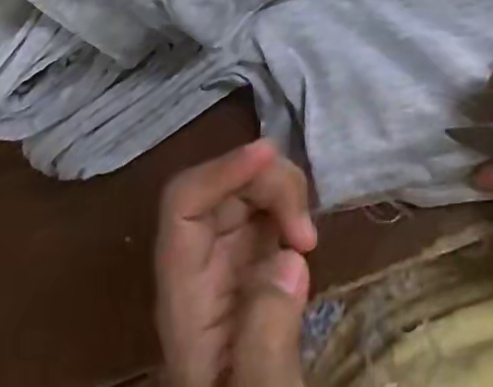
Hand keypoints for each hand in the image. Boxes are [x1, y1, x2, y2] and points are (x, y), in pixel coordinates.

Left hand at [154, 138, 317, 386]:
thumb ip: (267, 337)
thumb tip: (291, 261)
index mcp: (184, 296)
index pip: (183, 205)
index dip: (220, 169)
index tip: (269, 155)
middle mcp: (200, 268)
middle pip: (221, 189)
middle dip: (266, 183)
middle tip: (307, 231)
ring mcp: (228, 265)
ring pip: (246, 193)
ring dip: (282, 193)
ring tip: (309, 238)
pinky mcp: (255, 266)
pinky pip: (266, 214)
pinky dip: (289, 209)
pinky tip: (306, 241)